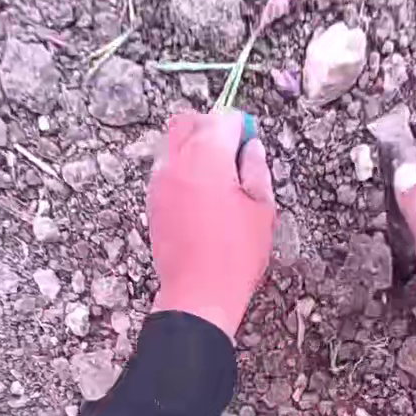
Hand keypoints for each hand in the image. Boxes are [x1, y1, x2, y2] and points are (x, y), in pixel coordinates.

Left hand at [147, 111, 276, 340]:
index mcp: (207, 159)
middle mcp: (177, 162)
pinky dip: (184, 171)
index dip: (243, 128)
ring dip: (196, 150)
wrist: (199, 294)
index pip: (224, 120)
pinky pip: (167, 170)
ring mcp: (160, 182)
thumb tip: (252, 148)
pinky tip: (203, 199)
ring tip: (220, 182)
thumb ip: (257, 171)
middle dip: (212, 128)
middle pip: (188, 121)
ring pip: (174, 145)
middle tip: (234, 154)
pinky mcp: (153, 202)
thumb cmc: (236, 256)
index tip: (253, 144)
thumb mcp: (262, 211)